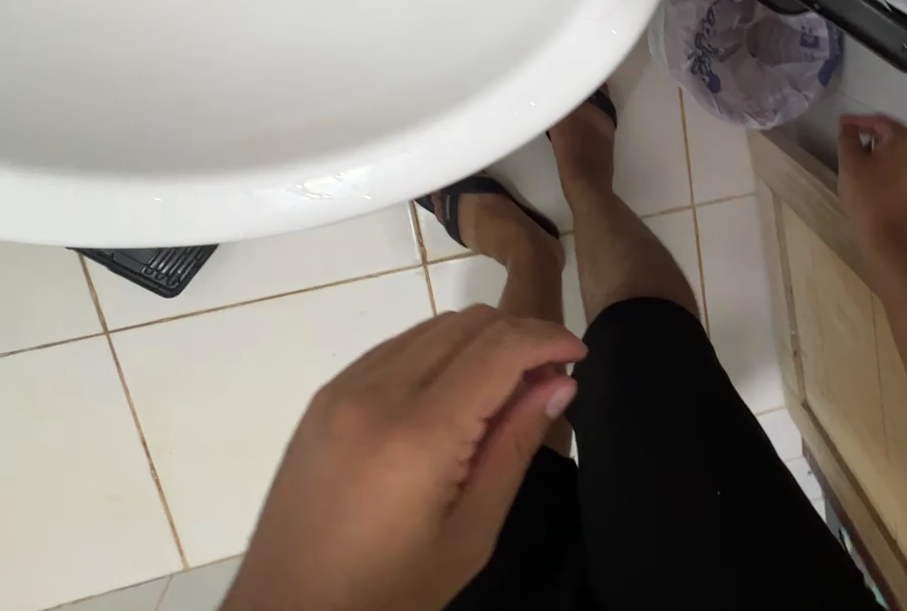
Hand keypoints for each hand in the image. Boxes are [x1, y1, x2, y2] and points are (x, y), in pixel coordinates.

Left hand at [222, 306, 587, 610]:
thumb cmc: (388, 594)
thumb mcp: (470, 533)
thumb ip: (517, 446)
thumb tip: (561, 383)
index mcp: (418, 434)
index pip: (500, 348)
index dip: (549, 339)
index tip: (579, 355)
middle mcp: (377, 392)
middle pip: (471, 322)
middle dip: (521, 335)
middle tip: (547, 378)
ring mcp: (345, 387)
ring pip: (436, 325)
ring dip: (483, 339)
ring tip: (504, 386)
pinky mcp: (327, 394)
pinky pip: (401, 344)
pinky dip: (442, 350)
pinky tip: (453, 392)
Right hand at [837, 113, 906, 256]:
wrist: (893, 244)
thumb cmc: (869, 199)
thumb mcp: (850, 165)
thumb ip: (848, 139)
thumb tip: (848, 126)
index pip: (880, 122)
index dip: (858, 122)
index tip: (842, 125)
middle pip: (896, 137)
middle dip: (874, 138)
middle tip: (853, 147)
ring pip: (906, 156)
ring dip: (887, 156)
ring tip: (867, 167)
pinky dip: (899, 172)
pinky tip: (884, 183)